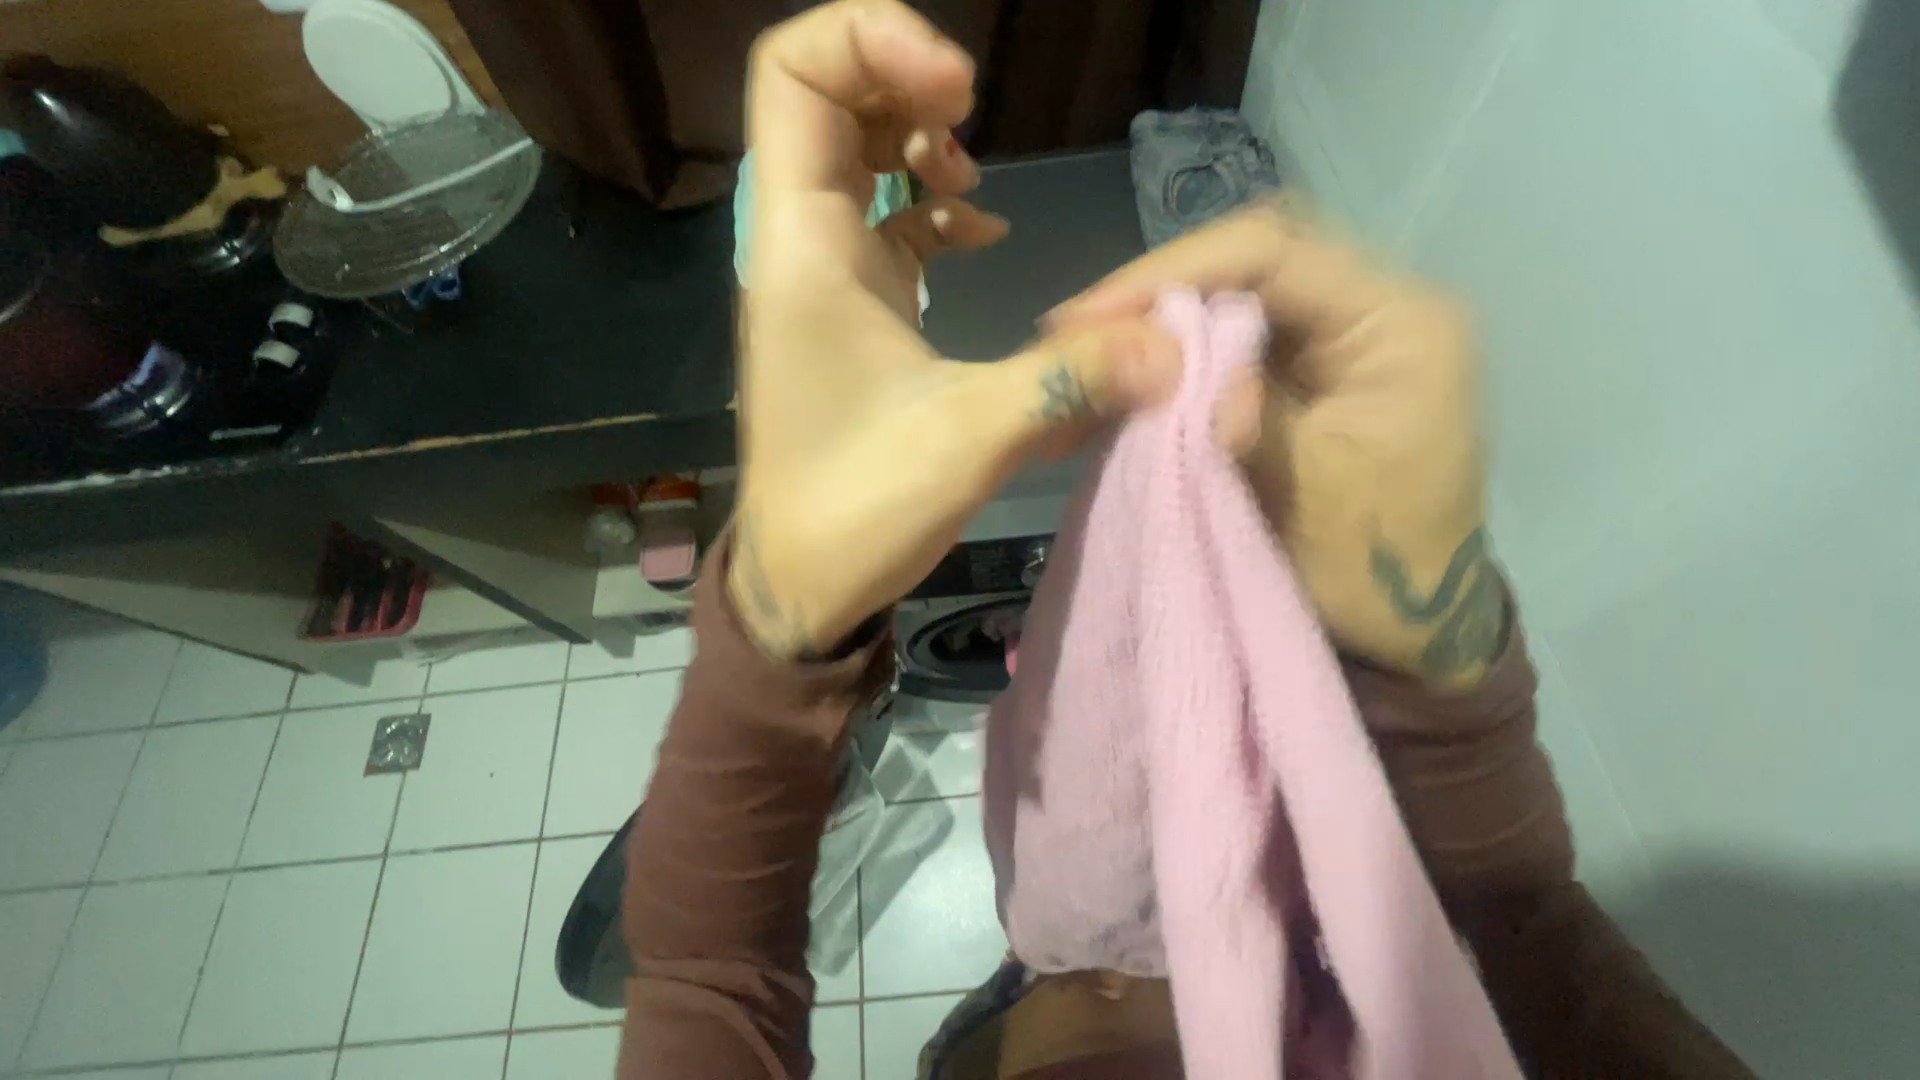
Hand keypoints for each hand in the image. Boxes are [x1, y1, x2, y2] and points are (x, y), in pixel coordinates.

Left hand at [731, 0, 1178, 660]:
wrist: (803, 582)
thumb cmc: (856, 510)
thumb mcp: (967, 439)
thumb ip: (1067, 380)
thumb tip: (1171, 340)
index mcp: (806, 250)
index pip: (793, 75)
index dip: (871, 41)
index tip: (959, 91)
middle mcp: (805, 248)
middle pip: (829, 102)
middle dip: (906, 84)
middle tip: (976, 119)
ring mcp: (827, 281)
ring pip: (856, 160)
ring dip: (919, 144)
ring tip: (978, 178)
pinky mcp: (854, 317)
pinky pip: (886, 227)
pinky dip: (932, 211)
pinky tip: (980, 236)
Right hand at [1050, 200, 1505, 685]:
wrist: (1406, 625)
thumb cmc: (1369, 565)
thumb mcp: (1299, 484)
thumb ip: (1233, 406)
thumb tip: (1161, 359)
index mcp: (1398, 322)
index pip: (1273, 254)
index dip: (1172, 272)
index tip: (1090, 315)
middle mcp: (1374, 309)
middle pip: (1253, 258)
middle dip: (1161, 286)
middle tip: (1082, 325)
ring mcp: (1342, 338)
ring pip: (1238, 292)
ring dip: (1164, 318)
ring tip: (1094, 349)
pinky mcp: (1312, 371)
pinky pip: (1237, 338)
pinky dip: (1180, 352)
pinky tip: (1132, 373)